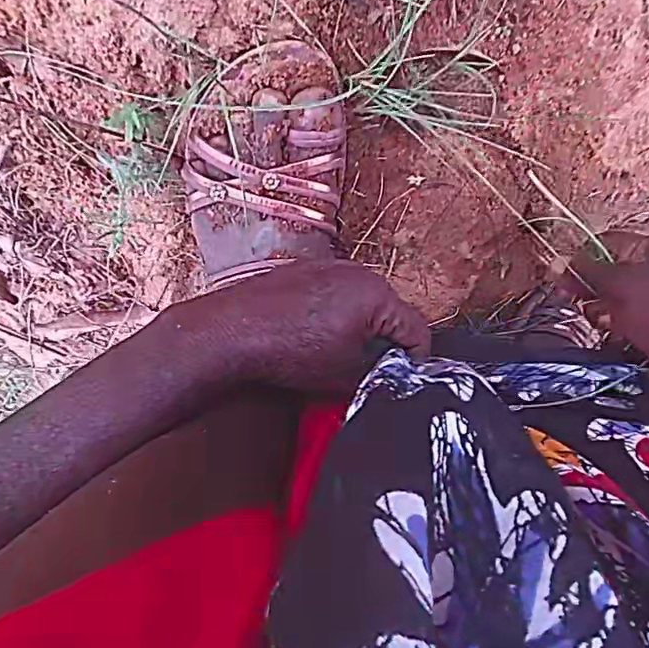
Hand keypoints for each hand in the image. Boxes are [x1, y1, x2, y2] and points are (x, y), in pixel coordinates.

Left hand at [158, 260, 430, 393]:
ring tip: (332, 356)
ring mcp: (328, 267)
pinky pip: (333, 296)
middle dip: (383, 344)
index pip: (418, 331)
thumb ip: (383, 376)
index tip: (400, 380)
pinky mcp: (304, 271)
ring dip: (357, 330)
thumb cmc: (285, 350)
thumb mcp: (347, 376)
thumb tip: (394, 378)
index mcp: (377, 292)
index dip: (412, 363)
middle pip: (391, 314)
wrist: (230, 333)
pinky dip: (332, 317)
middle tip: (366, 372)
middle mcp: (357, 271)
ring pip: (362, 305)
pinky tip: (310, 339)